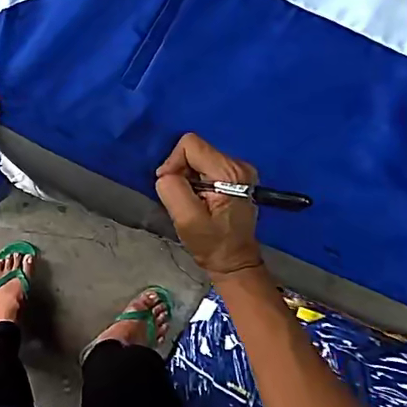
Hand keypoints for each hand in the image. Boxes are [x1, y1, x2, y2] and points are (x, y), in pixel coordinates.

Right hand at [154, 133, 264, 277]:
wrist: (235, 262)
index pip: (191, 145)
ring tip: (193, 202)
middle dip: (182, 171)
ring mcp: (240, 170)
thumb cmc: (213, 244)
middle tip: (183, 199)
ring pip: (200, 158)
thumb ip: (173, 189)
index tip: (171, 187)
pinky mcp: (237, 176)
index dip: (173, 162)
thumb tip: (166, 173)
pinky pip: (207, 166)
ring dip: (189, 178)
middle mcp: (239, 164)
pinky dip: (198, 181)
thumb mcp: (187, 220)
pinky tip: (201, 200)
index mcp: (230, 172)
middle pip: (196, 150)